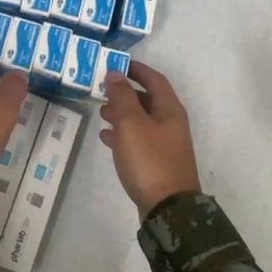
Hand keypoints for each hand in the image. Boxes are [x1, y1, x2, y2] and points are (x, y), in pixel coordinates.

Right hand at [99, 61, 200, 218]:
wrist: (168, 208)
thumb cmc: (149, 159)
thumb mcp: (131, 123)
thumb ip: (122, 96)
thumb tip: (115, 73)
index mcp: (169, 109)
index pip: (154, 79)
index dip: (136, 69)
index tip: (116, 63)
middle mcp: (171, 124)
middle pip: (148, 100)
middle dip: (125, 93)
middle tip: (102, 90)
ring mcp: (166, 145)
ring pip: (142, 121)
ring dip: (122, 114)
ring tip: (101, 113)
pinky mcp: (158, 163)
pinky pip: (139, 140)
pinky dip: (123, 135)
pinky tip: (107, 138)